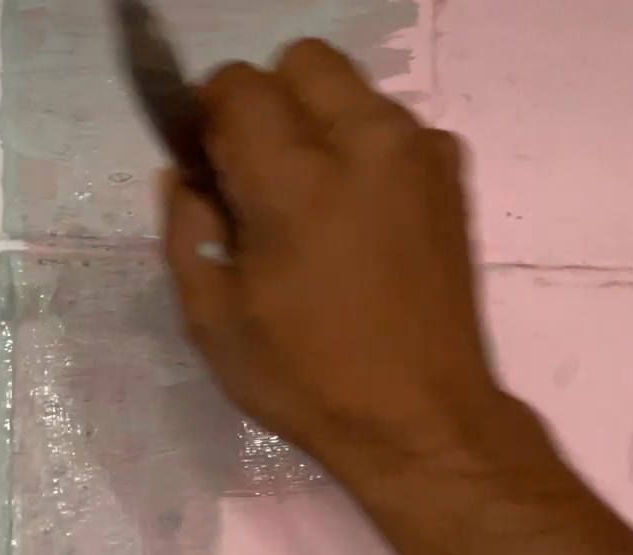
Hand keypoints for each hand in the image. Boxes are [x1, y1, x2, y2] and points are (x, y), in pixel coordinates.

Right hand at [164, 40, 514, 482]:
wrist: (416, 415)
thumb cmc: (301, 377)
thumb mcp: (211, 319)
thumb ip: (185, 232)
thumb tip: (180, 174)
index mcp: (295, 181)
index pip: (236, 85)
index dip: (207, 119)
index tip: (207, 172)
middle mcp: (365, 141)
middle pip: (299, 61)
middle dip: (262, 106)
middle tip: (253, 185)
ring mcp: (419, 150)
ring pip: (347, 89)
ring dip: (310, 127)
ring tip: (306, 212)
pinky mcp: (452, 172)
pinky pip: (387, 126)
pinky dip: (356, 152)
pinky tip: (352, 224)